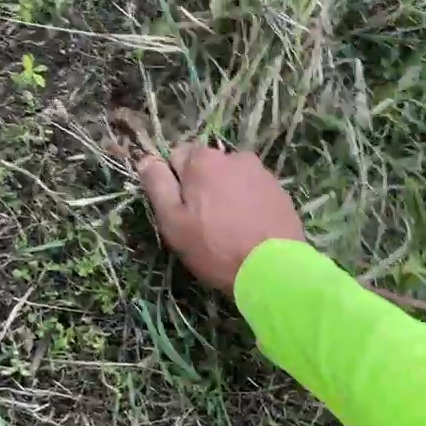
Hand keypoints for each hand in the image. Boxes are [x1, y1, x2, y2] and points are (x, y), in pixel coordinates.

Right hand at [138, 143, 305, 293]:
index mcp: (203, 160)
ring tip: (228, 228)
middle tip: (202, 224)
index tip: (179, 211)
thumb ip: (158, 186)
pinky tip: (248, 229)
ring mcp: (260, 172)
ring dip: (225, 194)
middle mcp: (233, 156)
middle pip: (206, 167)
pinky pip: (252, 191)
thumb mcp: (173, 221)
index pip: (176, 157)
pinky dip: (246, 204)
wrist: (272, 268)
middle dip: (200, 187)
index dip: (173, 183)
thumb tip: (146, 160)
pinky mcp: (279, 190)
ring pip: (230, 179)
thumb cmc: (214, 247)